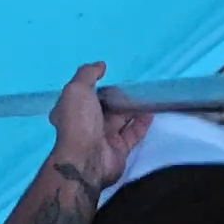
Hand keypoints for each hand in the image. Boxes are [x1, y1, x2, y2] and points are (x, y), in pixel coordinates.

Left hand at [48, 62, 152, 193]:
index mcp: (71, 111)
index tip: (109, 76)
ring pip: (120, 119)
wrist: (87, 158)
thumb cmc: (79, 121)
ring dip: (132, 108)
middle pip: (104, 107)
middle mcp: (85, 124)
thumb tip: (101, 65)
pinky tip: (151, 111)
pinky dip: (142, 122)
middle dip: (116, 97)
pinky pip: (132, 133)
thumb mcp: (77, 89)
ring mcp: (103, 138)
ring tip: (146, 94)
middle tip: (133, 85)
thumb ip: (88, 74)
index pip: (83, 95)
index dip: (94, 86)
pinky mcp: (119, 149)